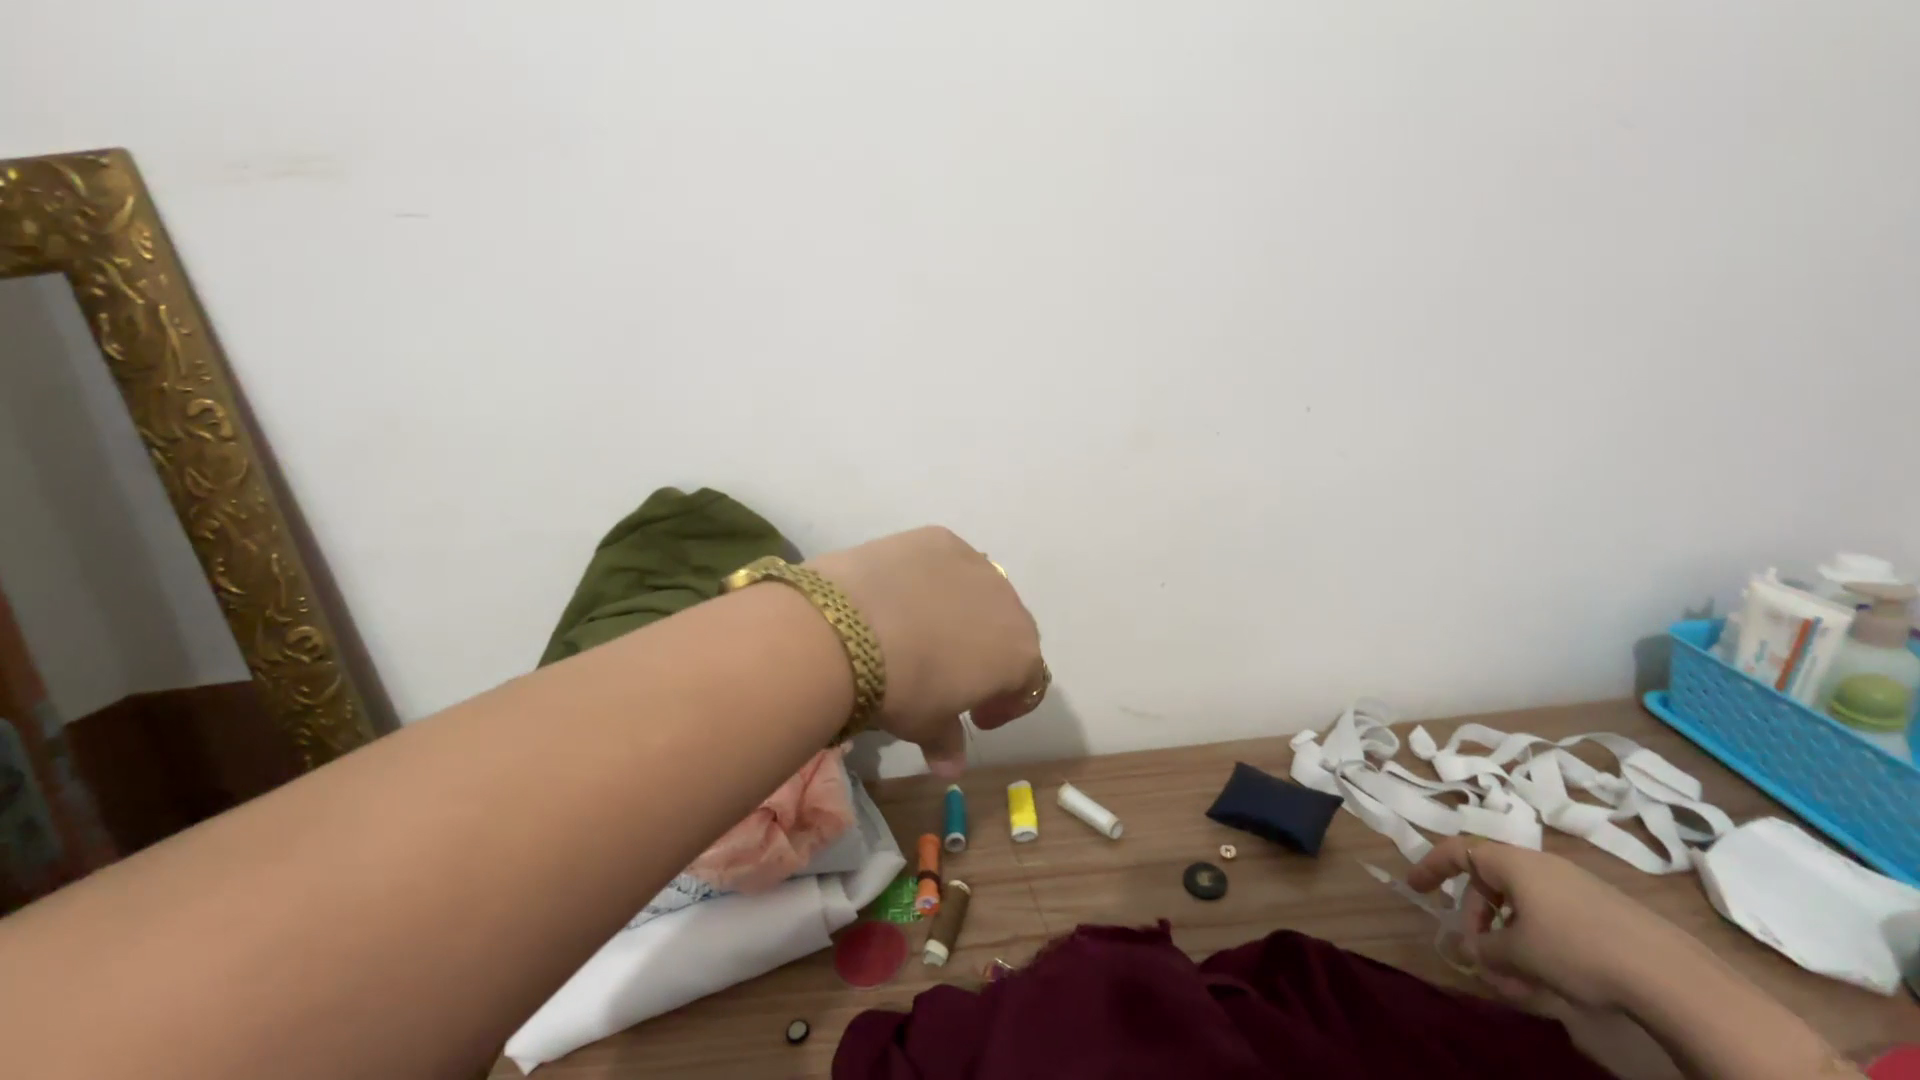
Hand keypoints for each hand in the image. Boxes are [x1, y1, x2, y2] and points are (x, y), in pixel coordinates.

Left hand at [806, 527, 1045, 777]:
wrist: (849, 631)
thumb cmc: (902, 689)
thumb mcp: (924, 725)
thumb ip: (946, 742)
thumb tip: (951, 768)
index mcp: (1019, 656)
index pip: (1028, 684)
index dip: (1005, 704)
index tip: (978, 718)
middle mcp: (1009, 603)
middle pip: (1008, 632)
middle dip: (987, 656)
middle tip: (951, 676)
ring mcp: (974, 564)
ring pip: (978, 592)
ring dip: (961, 614)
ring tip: (921, 631)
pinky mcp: (938, 538)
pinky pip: (945, 563)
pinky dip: (931, 579)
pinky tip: (899, 595)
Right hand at [1407, 836, 1711, 1009]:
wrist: (1667, 973)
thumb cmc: (1575, 949)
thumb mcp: (1517, 953)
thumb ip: (1485, 947)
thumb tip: (1474, 948)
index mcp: (1514, 863)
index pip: (1459, 850)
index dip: (1431, 866)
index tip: (1415, 887)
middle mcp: (1542, 867)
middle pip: (1491, 883)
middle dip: (1479, 920)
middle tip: (1480, 954)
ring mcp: (1574, 888)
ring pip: (1522, 908)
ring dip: (1509, 941)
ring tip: (1516, 982)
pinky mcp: (1601, 912)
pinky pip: (1551, 920)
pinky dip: (1537, 945)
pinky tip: (1548, 982)